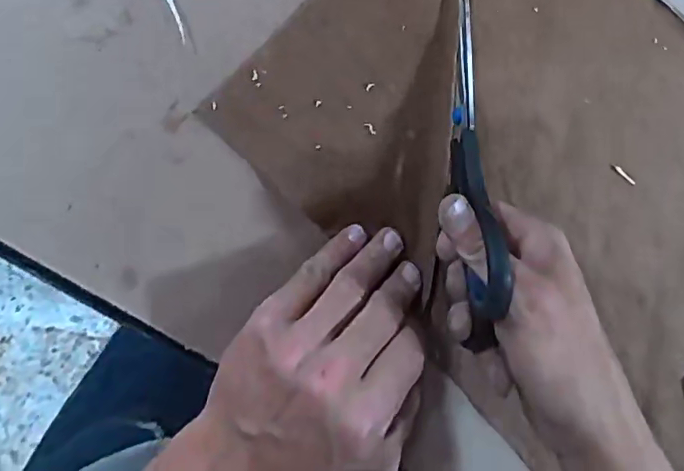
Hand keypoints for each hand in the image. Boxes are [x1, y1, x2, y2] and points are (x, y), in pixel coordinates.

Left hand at [158, 226, 424, 470]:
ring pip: (349, 286)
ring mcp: (296, 348)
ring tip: (389, 238)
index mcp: (364, 418)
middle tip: (411, 266)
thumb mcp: (371, 466)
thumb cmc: (308, 468)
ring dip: (374, 256)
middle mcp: (334, 379)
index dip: (418, 324)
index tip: (418, 307)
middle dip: (402, 283)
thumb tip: (418, 354)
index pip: (409, 348)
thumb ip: (403, 413)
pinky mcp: (265, 326)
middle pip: (383, 311)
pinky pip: (308, 277)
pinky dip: (335, 251)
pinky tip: (354, 236)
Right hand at [436, 196, 668, 470]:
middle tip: (466, 306)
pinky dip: (485, 345)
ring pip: (475, 292)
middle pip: (476, 255)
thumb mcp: (515, 294)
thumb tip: (451, 201)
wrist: (585, 424)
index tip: (442, 252)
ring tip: (476, 341)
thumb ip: (480, 250)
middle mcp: (531, 262)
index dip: (463, 229)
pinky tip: (498, 366)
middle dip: (464, 285)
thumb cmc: (556, 348)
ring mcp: (524, 298)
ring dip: (471, 320)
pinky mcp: (517, 330)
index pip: (490, 214)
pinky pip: (485, 324)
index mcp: (538, 241)